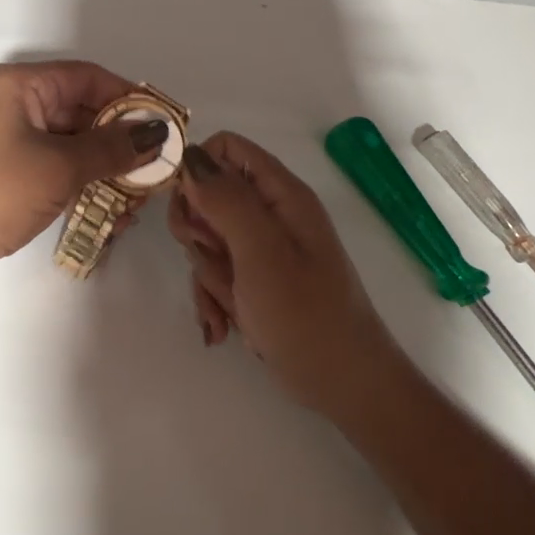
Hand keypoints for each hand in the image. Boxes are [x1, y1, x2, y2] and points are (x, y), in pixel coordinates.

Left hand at [0, 61, 170, 291]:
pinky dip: (81, 184)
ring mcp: (6, 139)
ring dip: (105, 169)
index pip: (87, 78)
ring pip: (71, 143)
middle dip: (120, 141)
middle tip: (157, 172)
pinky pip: (54, 167)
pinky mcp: (4, 172)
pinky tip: (109, 212)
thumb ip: (112, 148)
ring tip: (136, 201)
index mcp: (18, 85)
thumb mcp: (58, 168)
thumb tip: (157, 133)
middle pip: (81, 111)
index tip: (166, 127)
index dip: (130, 99)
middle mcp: (11, 104)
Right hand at [167, 132, 409, 415]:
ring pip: (206, 239)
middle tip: (213, 256)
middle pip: (207, 196)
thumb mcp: (261, 253)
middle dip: (197, 231)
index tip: (191, 213)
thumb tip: (191, 158)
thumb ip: (225, 200)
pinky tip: (222, 326)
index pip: (226, 149)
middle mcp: (272, 215)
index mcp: (282, 196)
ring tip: (230, 306)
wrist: (343, 385)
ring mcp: (263, 250)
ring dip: (206, 274)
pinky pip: (215, 273)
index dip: (198, 173)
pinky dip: (213, 298)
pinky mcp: (255, 281)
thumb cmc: (306, 316)